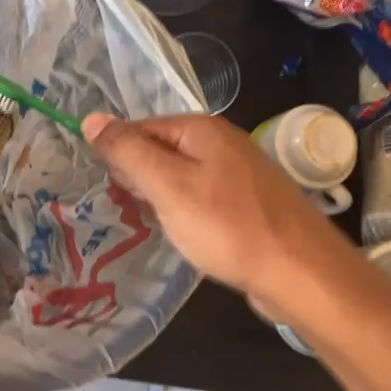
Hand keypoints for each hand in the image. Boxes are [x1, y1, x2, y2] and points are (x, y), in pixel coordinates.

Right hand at [81, 113, 359, 313]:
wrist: (299, 271)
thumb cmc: (227, 227)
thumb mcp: (167, 187)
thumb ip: (128, 152)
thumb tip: (91, 119)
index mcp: (202, 130)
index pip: (139, 128)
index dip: (117, 154)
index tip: (106, 188)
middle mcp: (222, 143)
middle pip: (160, 149)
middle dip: (136, 174)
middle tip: (124, 208)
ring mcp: (239, 173)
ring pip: (180, 175)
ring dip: (158, 195)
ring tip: (147, 221)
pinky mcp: (248, 203)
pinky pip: (201, 196)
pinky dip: (183, 210)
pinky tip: (181, 232)